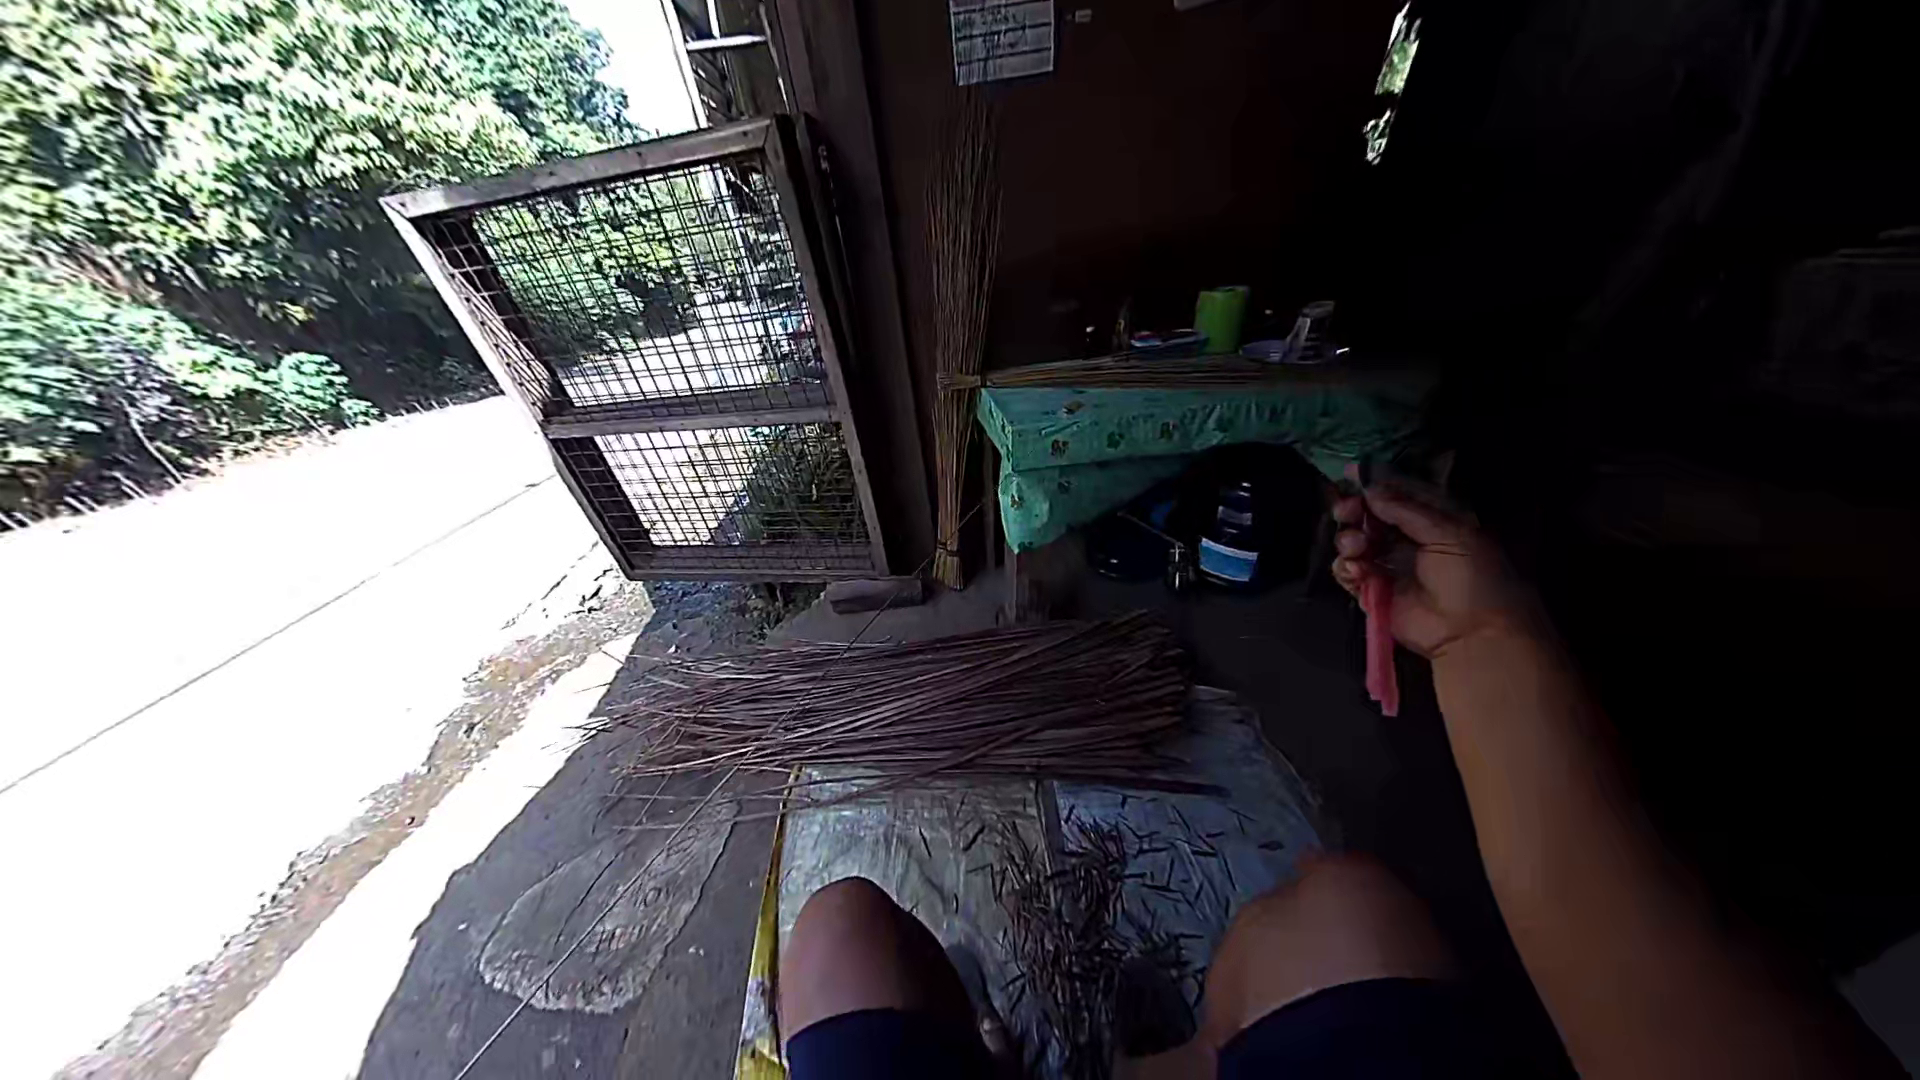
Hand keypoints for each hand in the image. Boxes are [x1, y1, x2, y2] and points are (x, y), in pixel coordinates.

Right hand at [1331, 470, 1538, 659]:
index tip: (1350, 477)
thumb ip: (1407, 510)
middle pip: (1367, 518)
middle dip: (1353, 511)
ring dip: (1349, 539)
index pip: (1396, 497)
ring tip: (1358, 547)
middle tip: (1346, 511)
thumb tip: (1371, 489)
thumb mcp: (1451, 534)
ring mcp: (1386, 566)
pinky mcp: (1371, 591)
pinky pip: (1347, 571)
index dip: (1374, 487)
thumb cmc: (1474, 578)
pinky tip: (1358, 570)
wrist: (1472, 632)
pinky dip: (1346, 567)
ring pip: (1352, 542)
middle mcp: (1405, 541)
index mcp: (1431, 522)